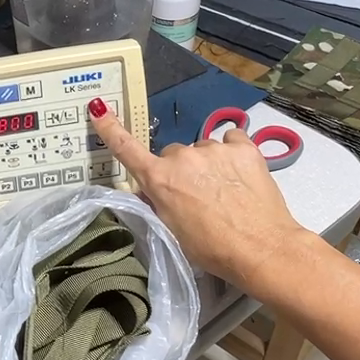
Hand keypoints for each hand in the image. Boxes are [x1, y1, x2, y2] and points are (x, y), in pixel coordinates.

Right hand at [88, 99, 314, 286]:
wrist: (261, 249)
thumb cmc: (211, 249)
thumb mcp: (172, 231)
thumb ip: (158, 203)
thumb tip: (151, 190)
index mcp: (159, 179)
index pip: (127, 149)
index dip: (110, 129)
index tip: (98, 110)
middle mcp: (182, 157)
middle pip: (172, 155)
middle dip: (179, 170)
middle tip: (196, 196)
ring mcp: (214, 149)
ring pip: (202, 150)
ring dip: (207, 164)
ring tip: (224, 191)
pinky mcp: (244, 148)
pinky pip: (230, 140)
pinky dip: (232, 152)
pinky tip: (239, 173)